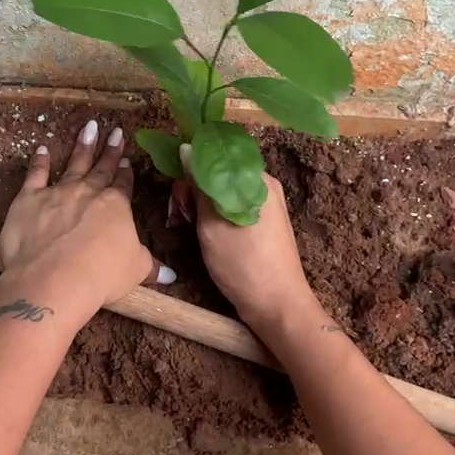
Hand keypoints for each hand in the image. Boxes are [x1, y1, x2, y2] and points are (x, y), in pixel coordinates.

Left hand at [0, 120, 156, 322]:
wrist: (53, 280)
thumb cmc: (100, 276)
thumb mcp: (134, 271)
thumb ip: (150, 267)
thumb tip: (171, 276)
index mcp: (115, 206)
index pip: (123, 184)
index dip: (125, 172)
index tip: (126, 160)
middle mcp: (88, 193)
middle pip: (101, 169)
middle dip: (109, 151)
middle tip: (114, 132)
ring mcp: (58, 192)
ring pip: (73, 164)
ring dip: (81, 146)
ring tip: (88, 127)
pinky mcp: (29, 199)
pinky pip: (35, 175)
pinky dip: (39, 161)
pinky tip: (43, 149)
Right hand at [184, 157, 319, 334]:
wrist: (277, 305)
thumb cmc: (243, 265)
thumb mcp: (211, 224)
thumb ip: (198, 186)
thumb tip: (186, 148)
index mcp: (255, 178)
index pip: (214, 155)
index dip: (189, 170)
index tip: (176, 194)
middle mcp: (263, 185)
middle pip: (217, 173)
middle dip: (192, 190)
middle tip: (178, 217)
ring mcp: (265, 204)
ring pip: (222, 192)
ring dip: (200, 206)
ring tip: (186, 228)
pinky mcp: (263, 222)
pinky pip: (232, 207)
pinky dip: (214, 216)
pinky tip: (203, 233)